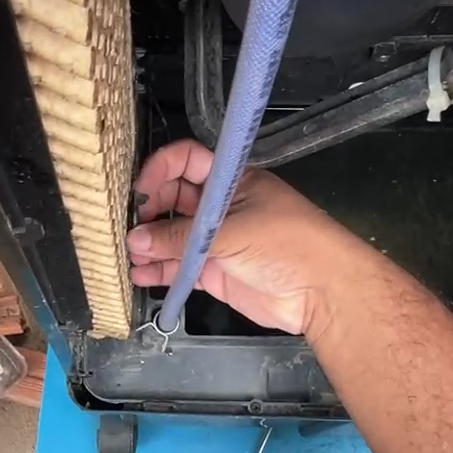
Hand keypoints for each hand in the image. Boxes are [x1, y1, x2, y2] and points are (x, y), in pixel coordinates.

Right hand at [127, 139, 374, 336]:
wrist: (321, 291)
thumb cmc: (288, 245)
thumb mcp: (232, 233)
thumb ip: (181, 238)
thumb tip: (137, 240)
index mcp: (230, 182)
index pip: (188, 161)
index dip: (162, 169)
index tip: (141, 191)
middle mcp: (220, 207)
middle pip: (174, 199)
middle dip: (150, 211)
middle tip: (133, 228)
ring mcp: (217, 240)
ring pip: (174, 237)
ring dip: (151, 245)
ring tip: (131, 256)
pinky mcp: (215, 272)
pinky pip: (180, 268)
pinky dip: (160, 272)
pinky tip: (142, 276)